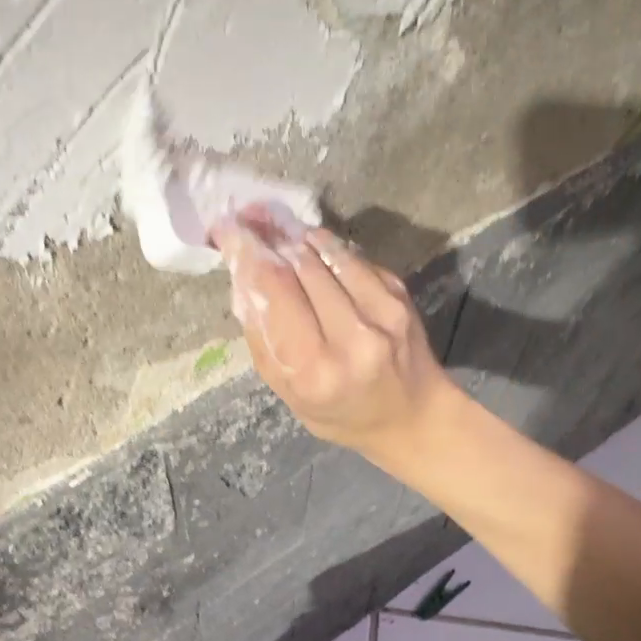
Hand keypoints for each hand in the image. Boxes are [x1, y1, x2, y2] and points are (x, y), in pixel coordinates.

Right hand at [213, 213, 456, 458]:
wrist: (413, 417)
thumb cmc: (340, 413)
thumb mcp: (290, 395)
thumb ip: (263, 341)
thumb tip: (242, 280)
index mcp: (314, 370)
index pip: (274, 290)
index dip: (247, 252)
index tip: (227, 231)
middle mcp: (350, 339)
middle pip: (299, 265)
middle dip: (268, 238)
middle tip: (248, 223)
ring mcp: (381, 313)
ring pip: (327, 253)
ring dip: (296, 237)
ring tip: (276, 229)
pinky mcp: (399, 295)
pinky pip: (353, 259)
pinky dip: (327, 248)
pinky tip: (312, 248)